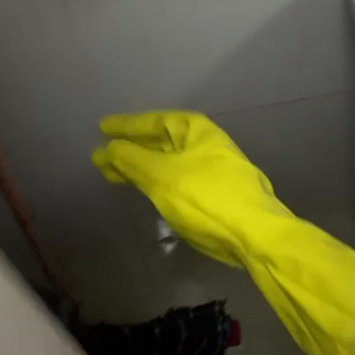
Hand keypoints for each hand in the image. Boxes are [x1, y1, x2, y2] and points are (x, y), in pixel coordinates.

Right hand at [90, 110, 290, 267]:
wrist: (253, 234)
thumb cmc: (205, 197)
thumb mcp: (161, 175)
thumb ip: (131, 159)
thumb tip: (108, 148)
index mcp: (195, 130)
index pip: (153, 120)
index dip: (125, 125)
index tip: (101, 128)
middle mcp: (204, 143)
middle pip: (159, 141)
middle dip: (129, 149)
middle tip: (100, 157)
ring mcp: (210, 169)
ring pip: (166, 163)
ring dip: (140, 167)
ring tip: (112, 174)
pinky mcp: (212, 194)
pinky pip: (175, 180)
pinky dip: (155, 182)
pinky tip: (144, 190)